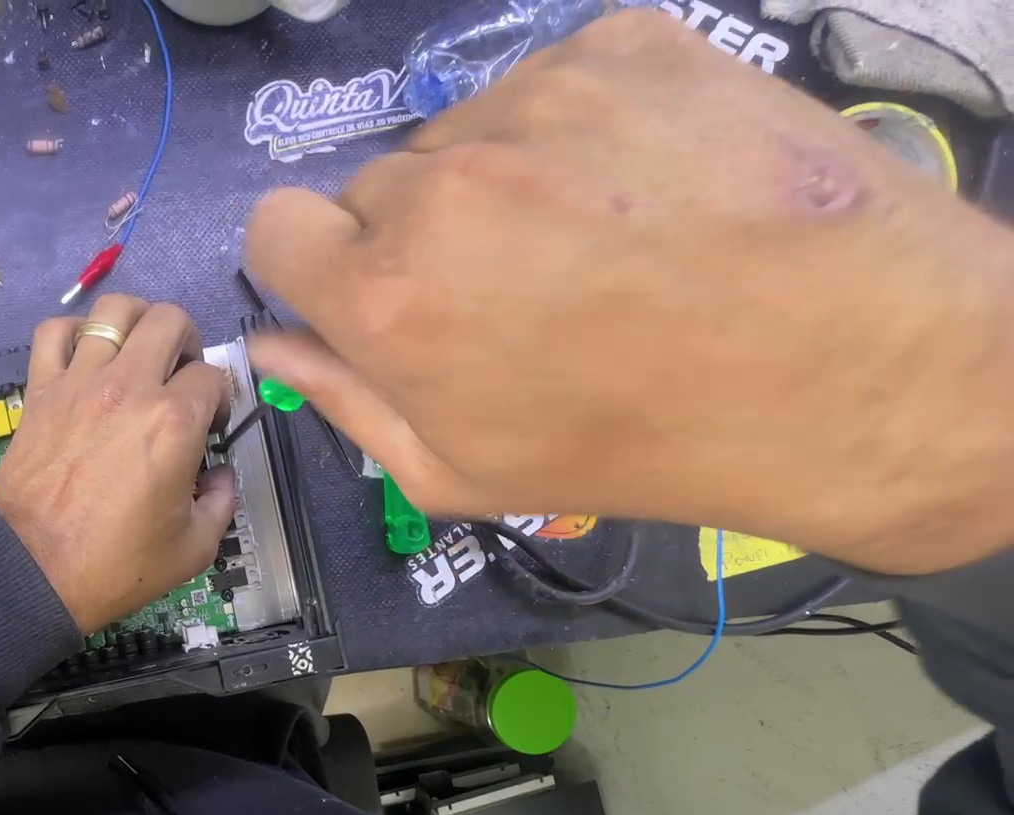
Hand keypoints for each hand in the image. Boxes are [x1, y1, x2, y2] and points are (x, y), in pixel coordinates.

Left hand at [0, 296, 235, 633]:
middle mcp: (128, 386)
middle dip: (187, 343)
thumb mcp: (195, 547)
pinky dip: (72, 332)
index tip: (206, 428)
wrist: (35, 573)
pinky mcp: (40, 392)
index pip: (213, 376)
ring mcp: (78, 383)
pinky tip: (84, 357)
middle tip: (178, 380)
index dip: (218, 399)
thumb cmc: (116, 566)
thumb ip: (223, 500)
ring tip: (136, 355)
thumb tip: (219, 474)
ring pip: (113, 310)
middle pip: (169, 319)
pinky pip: (53, 333)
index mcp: (173, 422)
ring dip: (135, 323)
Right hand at [245, 9, 1013, 575]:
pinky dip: (558, 135)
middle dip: (399, 239)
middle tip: (489, 288)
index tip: (355, 292)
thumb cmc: (616, 445)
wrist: (845, 371)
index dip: (305, 264)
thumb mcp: (445, 470)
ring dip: (479, 187)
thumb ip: (336, 398)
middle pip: (363, 191)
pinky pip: (537, 89)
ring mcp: (534, 101)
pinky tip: (626, 188)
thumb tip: (268, 345)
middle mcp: (438, 184)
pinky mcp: (622, 45)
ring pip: (449, 139)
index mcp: (383, 294)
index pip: (271, 228)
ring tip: (574, 241)